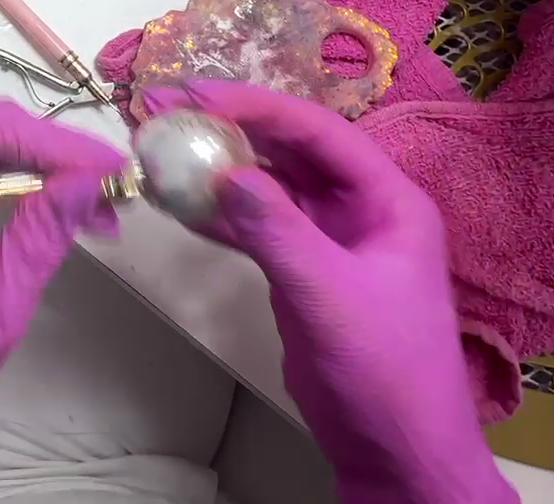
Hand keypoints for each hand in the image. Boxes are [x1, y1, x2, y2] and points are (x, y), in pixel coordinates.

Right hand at [154, 81, 515, 503]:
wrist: (394, 456)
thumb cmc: (384, 372)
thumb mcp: (329, 295)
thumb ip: (277, 230)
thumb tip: (225, 171)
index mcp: (385, 198)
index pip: (317, 130)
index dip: (257, 106)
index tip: (197, 97)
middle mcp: (354, 204)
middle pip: (284, 145)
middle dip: (224, 123)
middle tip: (163, 105)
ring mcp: (322, 232)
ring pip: (261, 178)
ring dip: (213, 162)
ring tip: (159, 142)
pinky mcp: (294, 261)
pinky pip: (249, 218)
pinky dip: (213, 208)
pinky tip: (174, 199)